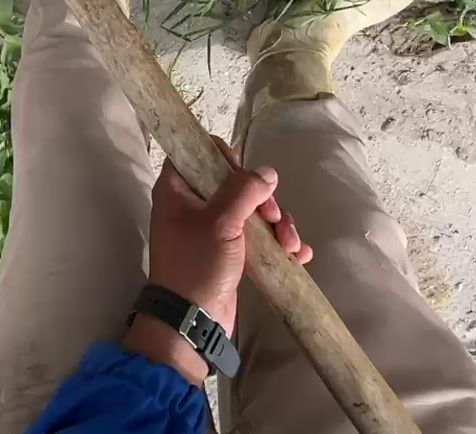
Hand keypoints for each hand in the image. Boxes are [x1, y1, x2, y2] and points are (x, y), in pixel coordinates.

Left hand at [120, 137, 313, 382]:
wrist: (192, 323)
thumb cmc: (197, 263)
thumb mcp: (220, 222)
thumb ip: (244, 191)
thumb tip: (267, 172)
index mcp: (177, 188)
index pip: (197, 153)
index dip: (223, 156)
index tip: (244, 172)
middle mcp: (192, 204)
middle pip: (233, 182)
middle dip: (262, 198)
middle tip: (273, 217)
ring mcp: (212, 229)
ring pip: (250, 209)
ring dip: (276, 223)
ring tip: (290, 244)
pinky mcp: (229, 252)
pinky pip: (256, 236)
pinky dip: (276, 242)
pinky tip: (297, 254)